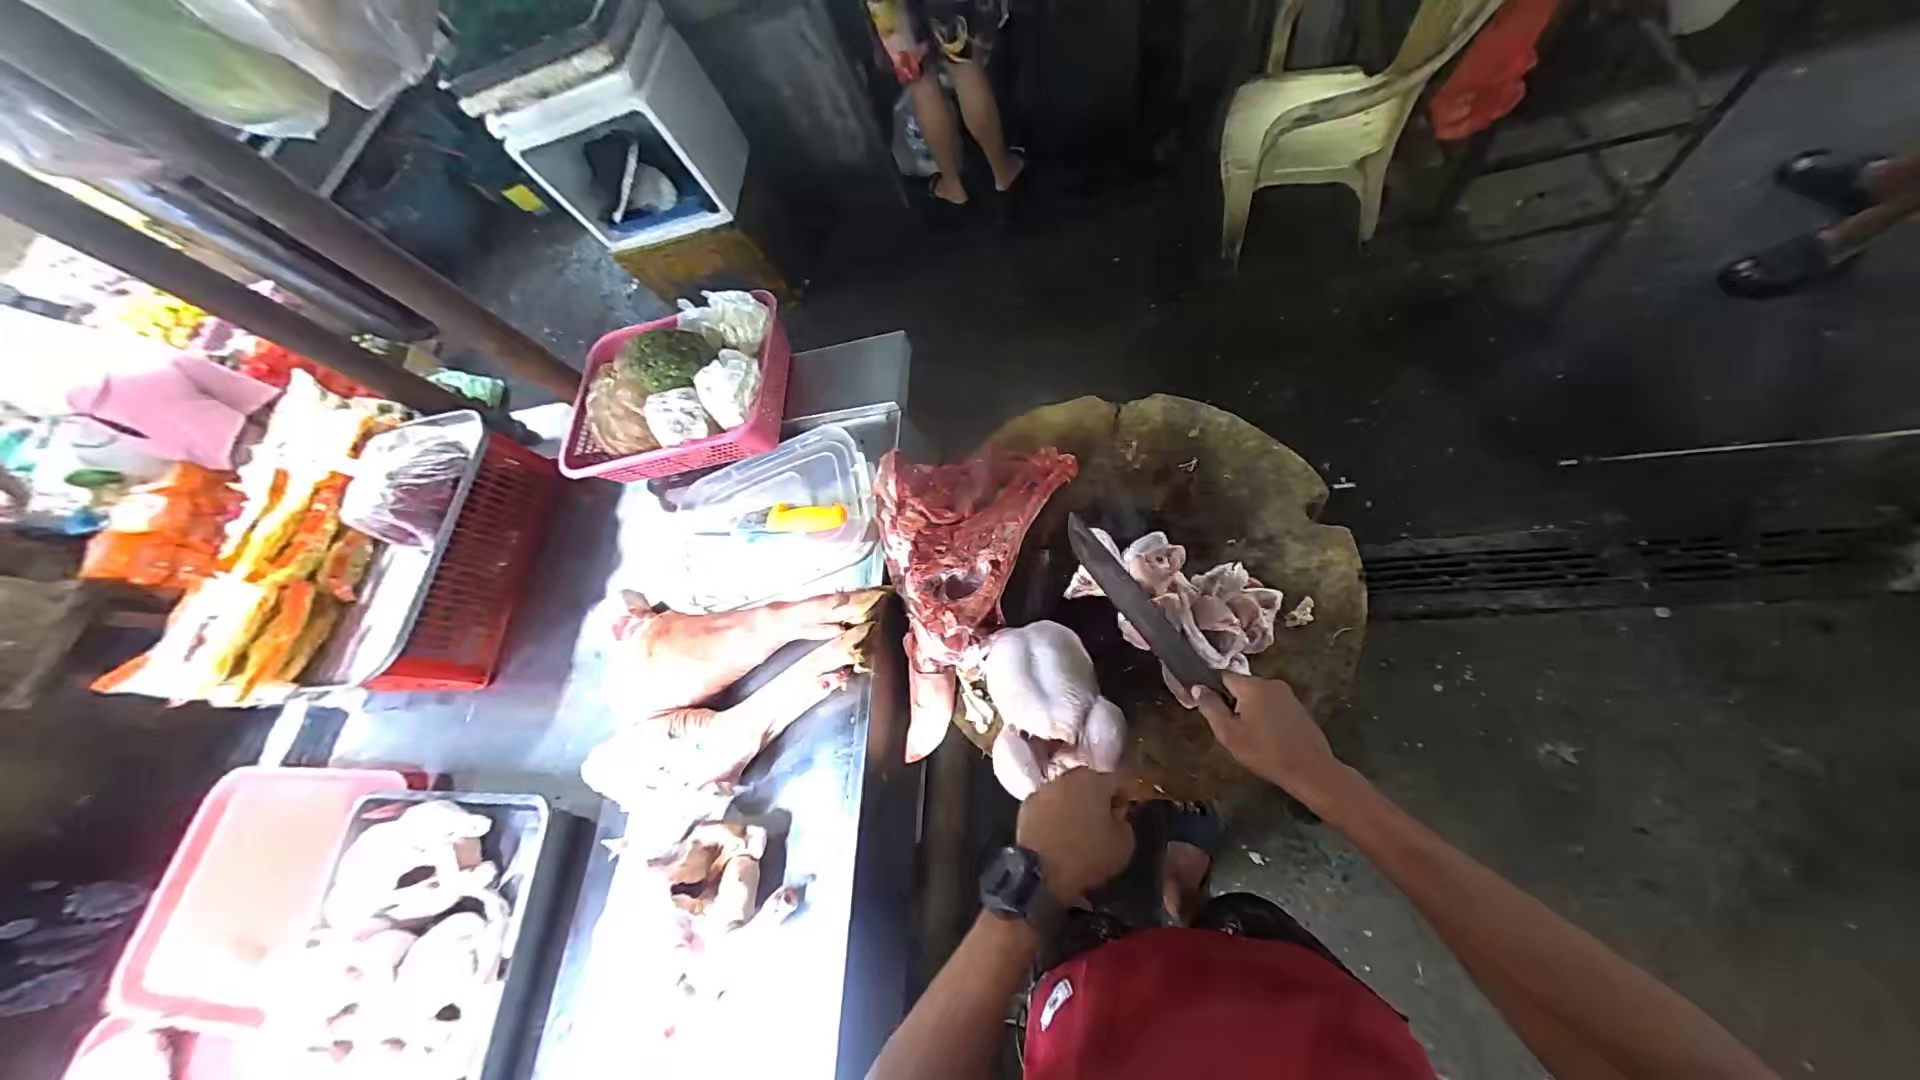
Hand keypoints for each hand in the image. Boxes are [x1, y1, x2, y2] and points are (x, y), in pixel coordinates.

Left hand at [1016, 768, 1133, 901]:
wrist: (1042, 871)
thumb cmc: (1088, 855)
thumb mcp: (1124, 845)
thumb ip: (1125, 823)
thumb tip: (1117, 815)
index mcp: (1095, 781)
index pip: (1118, 781)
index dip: (1125, 795)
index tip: (1125, 812)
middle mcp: (1068, 777)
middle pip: (1089, 782)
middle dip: (1098, 796)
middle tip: (1102, 819)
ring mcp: (1044, 788)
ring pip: (1066, 791)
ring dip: (1073, 803)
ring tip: (1077, 826)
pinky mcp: (1027, 803)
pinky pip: (1048, 804)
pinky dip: (1053, 812)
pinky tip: (1056, 831)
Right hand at [1193, 672, 1340, 799]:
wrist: (1311, 771)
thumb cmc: (1265, 752)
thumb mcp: (1229, 733)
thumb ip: (1210, 707)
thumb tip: (1198, 688)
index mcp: (1253, 686)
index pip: (1223, 676)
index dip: (1213, 690)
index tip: (1211, 708)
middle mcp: (1271, 683)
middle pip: (1241, 685)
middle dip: (1233, 701)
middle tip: (1231, 727)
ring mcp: (1288, 695)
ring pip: (1257, 695)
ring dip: (1250, 709)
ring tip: (1250, 734)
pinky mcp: (1299, 707)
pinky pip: (1273, 704)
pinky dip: (1265, 715)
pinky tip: (1267, 736)